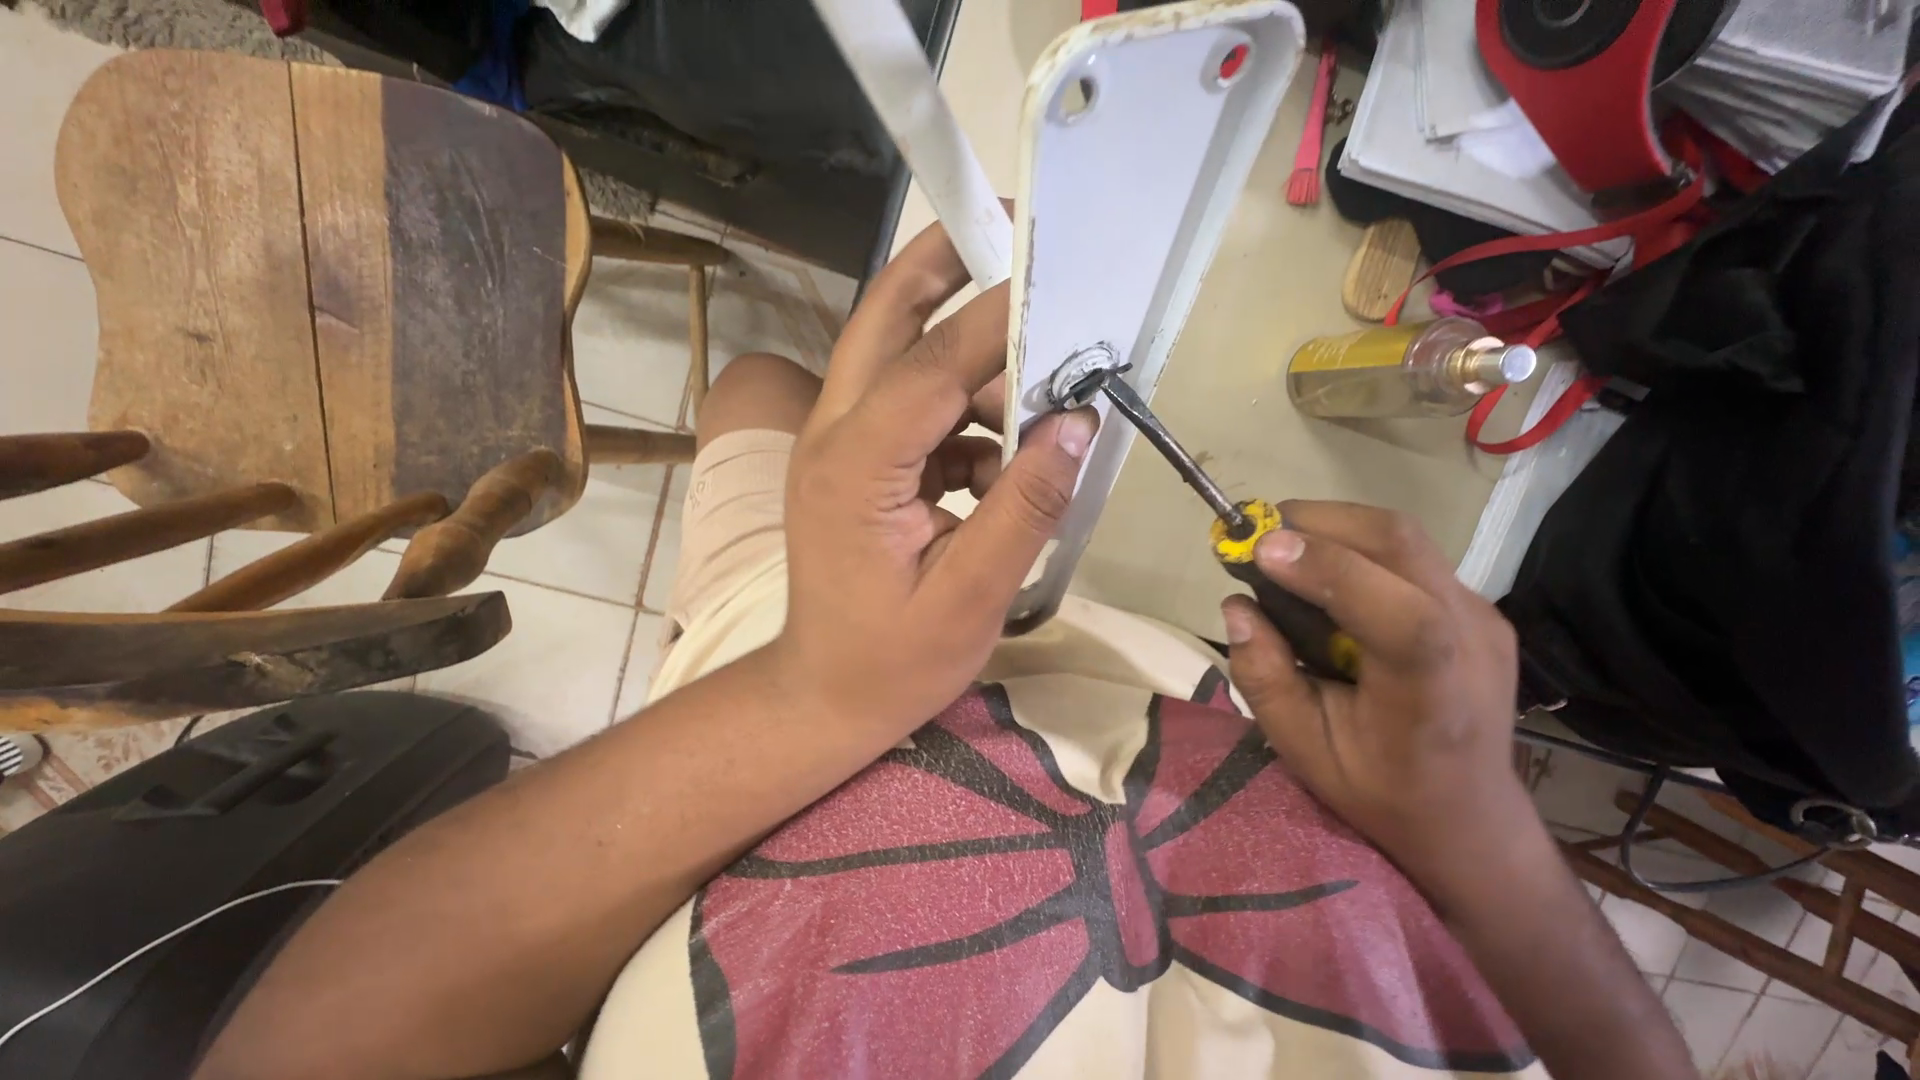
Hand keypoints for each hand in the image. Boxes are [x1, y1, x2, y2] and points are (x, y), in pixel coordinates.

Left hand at [768, 223, 1098, 731]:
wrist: (823, 695)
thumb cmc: (894, 661)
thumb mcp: (971, 597)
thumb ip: (1025, 507)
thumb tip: (1077, 423)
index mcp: (854, 468)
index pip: (932, 366)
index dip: (998, 319)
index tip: (1059, 273)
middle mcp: (831, 434)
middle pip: (882, 318)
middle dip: (941, 262)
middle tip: (1008, 226)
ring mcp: (835, 443)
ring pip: (894, 352)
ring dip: (964, 349)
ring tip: (1038, 377)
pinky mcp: (851, 459)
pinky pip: (909, 403)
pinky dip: (959, 407)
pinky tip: (1002, 454)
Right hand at [1221, 502, 1526, 870]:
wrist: (1469, 815)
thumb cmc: (1380, 790)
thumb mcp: (1304, 750)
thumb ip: (1266, 678)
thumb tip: (1236, 606)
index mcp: (1432, 691)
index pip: (1399, 613)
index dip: (1329, 570)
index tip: (1258, 550)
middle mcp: (1471, 639)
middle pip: (1400, 544)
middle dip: (1318, 522)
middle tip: (1254, 533)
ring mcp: (1482, 615)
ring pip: (1405, 539)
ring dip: (1334, 527)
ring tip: (1281, 546)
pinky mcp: (1476, 606)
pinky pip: (1411, 557)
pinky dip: (1357, 547)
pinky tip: (1324, 574)